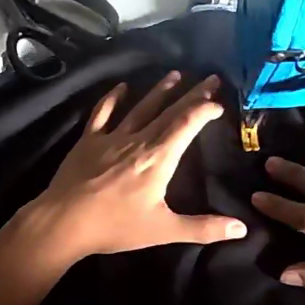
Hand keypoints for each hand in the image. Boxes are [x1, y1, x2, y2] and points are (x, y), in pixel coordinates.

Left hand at [23, 71, 245, 262]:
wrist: (63, 222)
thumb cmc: (115, 226)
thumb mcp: (163, 230)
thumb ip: (203, 228)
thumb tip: (241, 229)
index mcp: (158, 158)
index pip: (187, 123)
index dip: (205, 109)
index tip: (219, 103)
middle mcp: (138, 140)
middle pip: (169, 111)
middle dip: (192, 94)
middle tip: (210, 79)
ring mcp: (111, 137)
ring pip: (140, 107)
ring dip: (159, 90)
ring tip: (175, 74)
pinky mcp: (88, 141)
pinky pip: (103, 113)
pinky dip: (113, 98)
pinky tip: (121, 87)